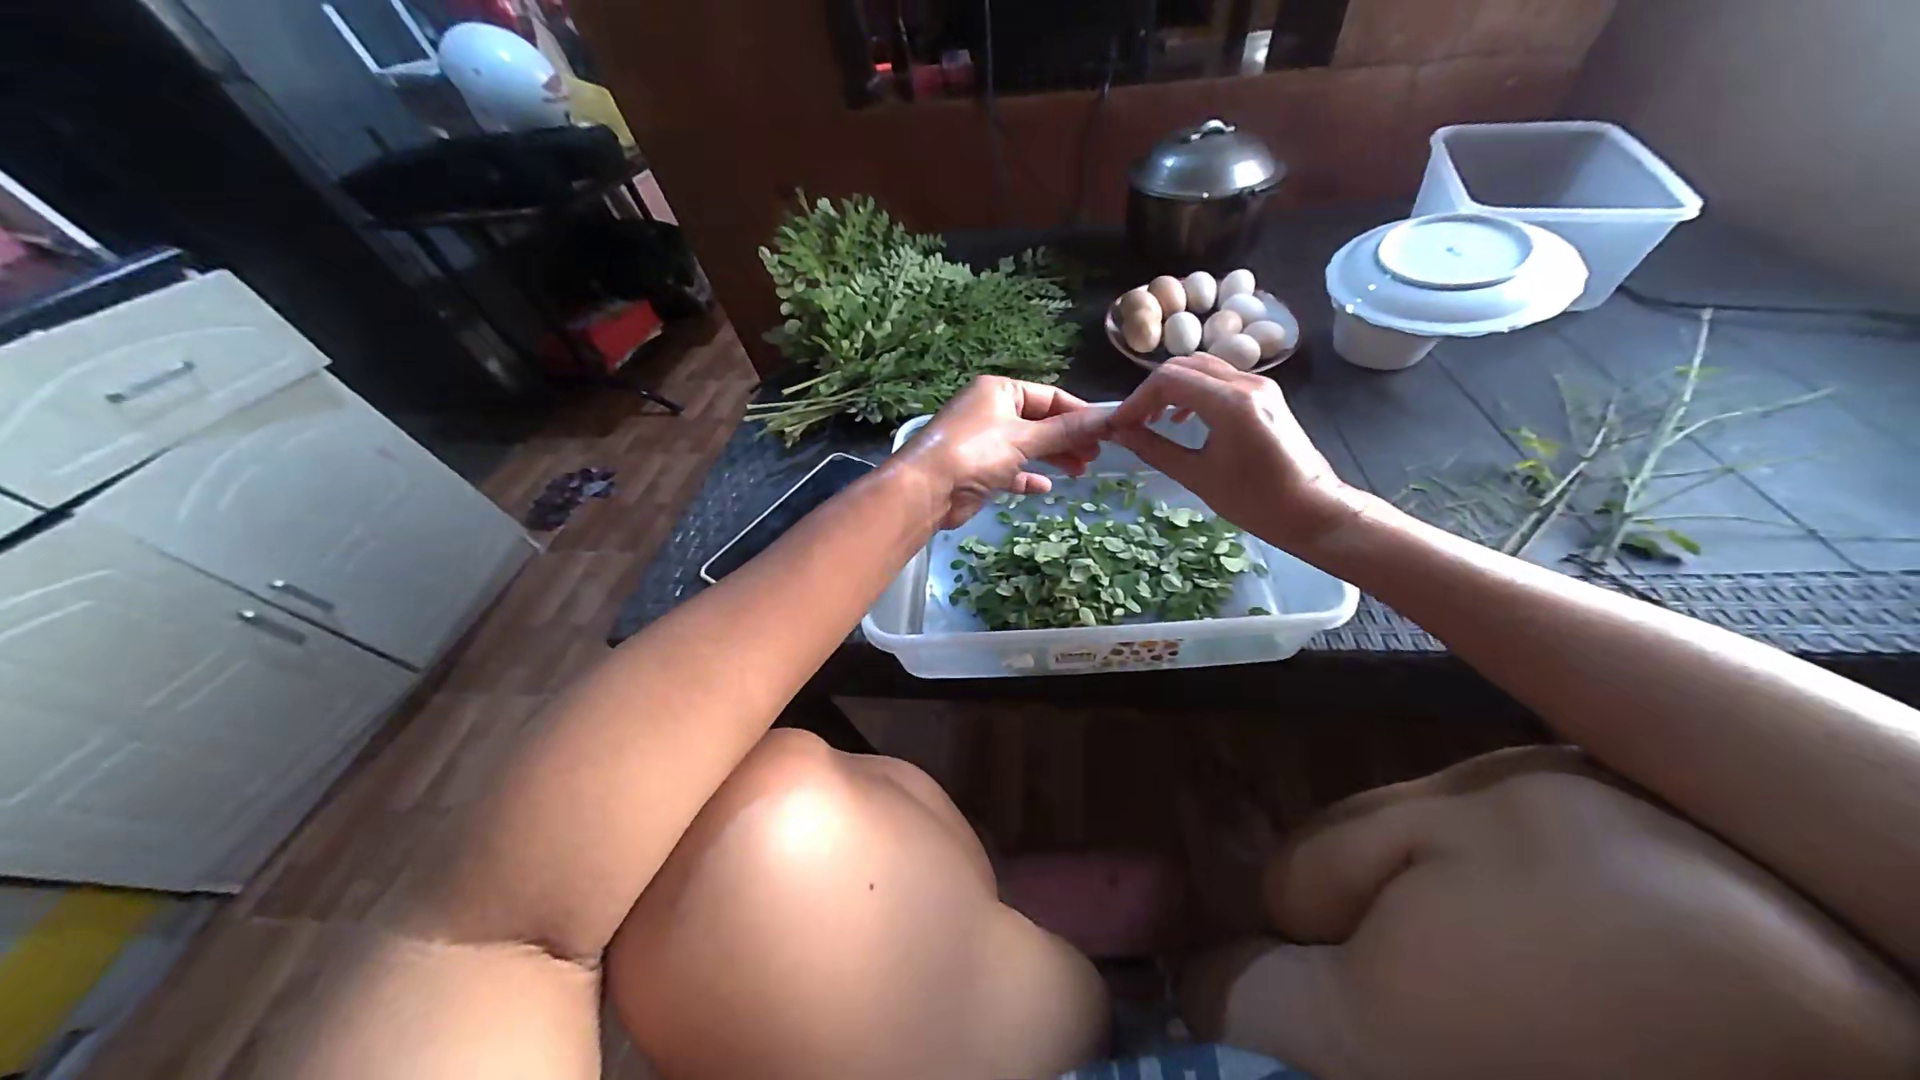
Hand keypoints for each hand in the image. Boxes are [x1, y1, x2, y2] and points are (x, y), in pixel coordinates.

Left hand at [897, 376, 1109, 528]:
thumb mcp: (1026, 438)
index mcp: (1000, 391)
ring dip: (1053, 457)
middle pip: (1040, 422)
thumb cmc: (976, 451)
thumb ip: (1067, 431)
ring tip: (1081, 471)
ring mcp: (983, 441)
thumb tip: (1110, 418)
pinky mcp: (978, 470)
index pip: (1049, 396)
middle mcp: (990, 411)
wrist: (927, 489)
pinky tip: (1046, 487)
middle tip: (1096, 455)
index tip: (1106, 430)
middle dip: (1068, 438)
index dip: (1079, 413)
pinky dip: (1028, 477)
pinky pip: (1010, 470)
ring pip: (1027, 446)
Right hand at [1107, 354, 1362, 554]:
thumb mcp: (1197, 476)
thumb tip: (1120, 434)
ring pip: (1201, 368)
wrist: (1312, 509)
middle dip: (1150, 391)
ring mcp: (1259, 386)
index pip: (1169, 381)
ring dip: (1170, 388)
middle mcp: (1247, 384)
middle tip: (1131, 422)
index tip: (1117, 424)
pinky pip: (1219, 379)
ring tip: (1151, 419)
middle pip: (1184, 366)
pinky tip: (1180, 418)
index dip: (1136, 400)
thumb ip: (1154, 449)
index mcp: (1231, 404)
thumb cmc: (1255, 501)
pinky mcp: (1264, 395)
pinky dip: (1192, 391)